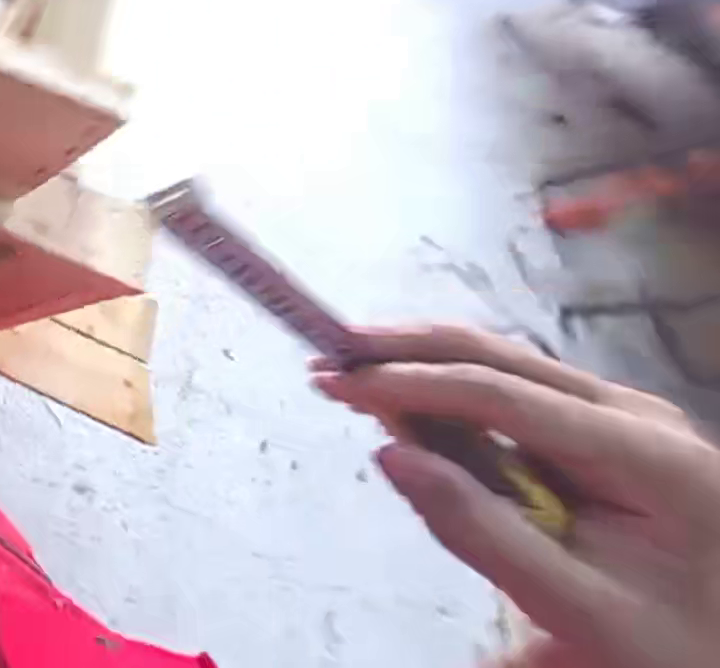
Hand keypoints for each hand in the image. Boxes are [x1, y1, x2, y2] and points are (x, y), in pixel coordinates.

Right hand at [311, 325, 719, 667]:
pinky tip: (391, 398)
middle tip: (320, 360)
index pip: (496, 392)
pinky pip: (491, 381)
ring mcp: (610, 409)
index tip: (329, 384)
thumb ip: (484, 532)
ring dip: (404, 361)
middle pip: (486, 353)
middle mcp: (628, 411)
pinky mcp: (584, 417)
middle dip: (392, 350)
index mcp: (647, 455)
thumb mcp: (583, 609)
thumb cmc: (667, 638)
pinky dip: (429, 382)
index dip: (403, 381)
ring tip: (342, 378)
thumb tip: (389, 454)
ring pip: (483, 357)